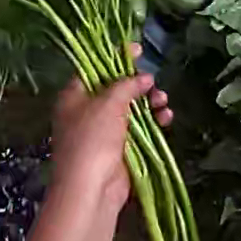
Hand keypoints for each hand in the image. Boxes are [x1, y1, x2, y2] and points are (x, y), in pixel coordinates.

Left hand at [49, 46, 171, 213]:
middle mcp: (86, 109)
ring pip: (130, 108)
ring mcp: (103, 130)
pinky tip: (165, 119)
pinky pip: (138, 128)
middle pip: (116, 87)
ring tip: (163, 102)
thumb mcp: (108, 103)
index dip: (116, 56)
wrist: (90, 190)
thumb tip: (144, 77)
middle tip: (154, 84)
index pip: (95, 66)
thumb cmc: (92, 139)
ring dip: (149, 102)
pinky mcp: (119, 148)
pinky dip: (152, 122)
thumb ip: (126, 85)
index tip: (138, 50)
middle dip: (138, 84)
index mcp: (74, 94)